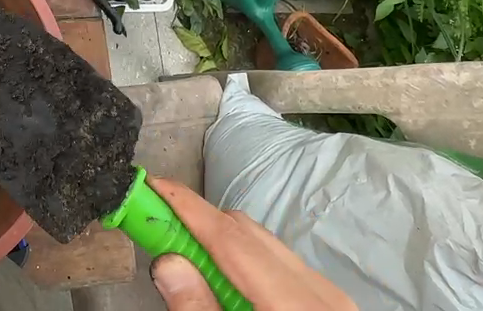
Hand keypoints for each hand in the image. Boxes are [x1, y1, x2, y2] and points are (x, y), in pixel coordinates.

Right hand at [148, 177, 354, 310]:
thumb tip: (167, 262)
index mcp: (298, 309)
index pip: (232, 240)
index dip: (187, 207)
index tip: (149, 184)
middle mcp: (323, 296)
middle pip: (249, 234)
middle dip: (199, 224)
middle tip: (156, 231)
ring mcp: (333, 303)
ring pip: (265, 246)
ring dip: (221, 245)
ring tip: (188, 264)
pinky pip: (281, 267)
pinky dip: (246, 265)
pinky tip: (227, 291)